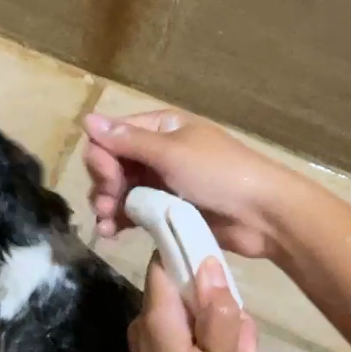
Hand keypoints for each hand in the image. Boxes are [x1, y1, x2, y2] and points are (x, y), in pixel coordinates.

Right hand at [84, 110, 304, 259]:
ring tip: (106, 224)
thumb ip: (127, 141)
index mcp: (161, 127)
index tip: (107, 179)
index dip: (102, 156)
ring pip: (121, 190)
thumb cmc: (219, 173)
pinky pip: (135, 212)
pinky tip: (110, 233)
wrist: (264, 214)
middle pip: (113, 163)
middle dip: (104, 183)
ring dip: (108, 204)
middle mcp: (158, 151)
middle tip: (107, 204)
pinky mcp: (169, 212)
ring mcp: (163, 183)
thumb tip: (86, 118)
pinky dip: (120, 220)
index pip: (114, 135)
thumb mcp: (172, 153)